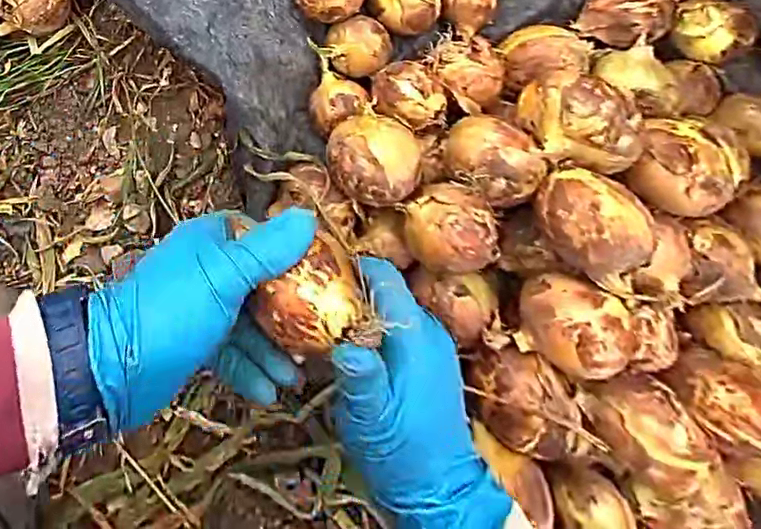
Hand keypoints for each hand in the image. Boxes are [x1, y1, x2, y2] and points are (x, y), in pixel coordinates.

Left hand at [86, 208, 316, 430]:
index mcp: (211, 239)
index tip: (322, 279)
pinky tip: (268, 392)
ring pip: (247, 322)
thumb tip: (308, 216)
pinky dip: (248, 368)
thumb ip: (268, 250)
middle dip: (287, 314)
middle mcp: (207, 268)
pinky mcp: (193, 342)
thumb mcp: (225, 276)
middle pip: (259, 284)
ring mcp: (199, 306)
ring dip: (271, 349)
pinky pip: (230, 351)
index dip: (292, 256)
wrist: (112, 367)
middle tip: (316, 338)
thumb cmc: (174, 310)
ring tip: (295, 378)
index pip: (261, 238)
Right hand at [332, 258, 513, 528]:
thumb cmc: (402, 454)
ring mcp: (432, 342)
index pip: (383, 273)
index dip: (350, 267)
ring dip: (362, 311)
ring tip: (328, 327)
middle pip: (385, 287)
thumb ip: (360, 376)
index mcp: (414, 331)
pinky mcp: (431, 359)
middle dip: (351, 289)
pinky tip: (354, 351)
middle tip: (317, 301)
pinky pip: (399, 327)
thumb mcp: (371, 417)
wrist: (442, 494)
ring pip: (391, 306)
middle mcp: (428, 327)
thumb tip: (343, 344)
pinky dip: (375, 329)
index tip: (321, 274)